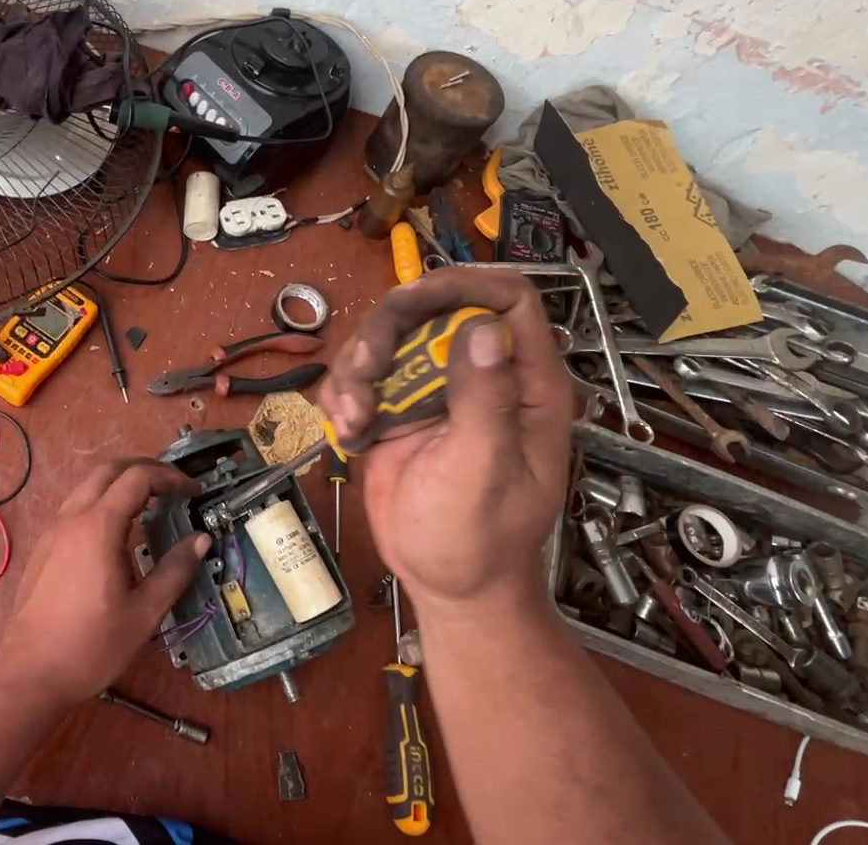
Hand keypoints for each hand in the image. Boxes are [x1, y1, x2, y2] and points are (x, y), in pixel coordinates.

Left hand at [0, 458, 209, 708]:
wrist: (29, 674)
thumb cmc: (92, 646)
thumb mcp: (145, 613)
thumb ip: (175, 570)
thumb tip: (201, 539)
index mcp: (99, 526)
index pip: (138, 478)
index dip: (170, 477)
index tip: (194, 491)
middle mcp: (73, 518)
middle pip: (109, 470)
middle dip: (145, 467)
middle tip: (173, 484)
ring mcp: (54, 531)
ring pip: (88, 484)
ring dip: (121, 480)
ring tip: (150, 500)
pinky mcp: (45, 547)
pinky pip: (76, 505)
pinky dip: (102, 498)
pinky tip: (117, 528)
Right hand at [316, 268, 572, 618]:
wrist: (445, 583)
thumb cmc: (478, 539)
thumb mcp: (484, 471)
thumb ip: (485, 400)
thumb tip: (482, 327)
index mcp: (523, 383)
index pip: (507, 300)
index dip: (462, 284)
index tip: (410, 299)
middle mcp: (477, 375)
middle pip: (428, 309)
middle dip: (386, 334)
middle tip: (364, 373)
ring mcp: (433, 391)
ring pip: (386, 338)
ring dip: (356, 371)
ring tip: (353, 421)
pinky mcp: (396, 409)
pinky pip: (361, 376)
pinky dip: (344, 397)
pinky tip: (349, 435)